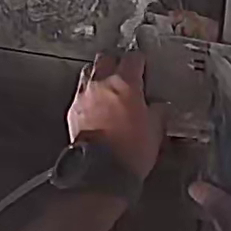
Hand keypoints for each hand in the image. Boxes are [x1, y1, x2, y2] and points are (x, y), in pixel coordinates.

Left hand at [67, 51, 164, 178]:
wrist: (102, 171)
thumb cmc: (131, 150)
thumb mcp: (155, 129)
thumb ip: (157, 111)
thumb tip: (158, 107)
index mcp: (125, 84)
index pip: (133, 58)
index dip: (140, 61)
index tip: (143, 66)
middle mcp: (101, 84)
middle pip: (106, 58)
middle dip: (115, 62)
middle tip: (124, 72)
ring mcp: (84, 96)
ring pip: (89, 72)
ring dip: (98, 75)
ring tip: (107, 86)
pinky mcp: (73, 111)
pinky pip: (80, 93)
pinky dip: (88, 95)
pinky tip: (96, 105)